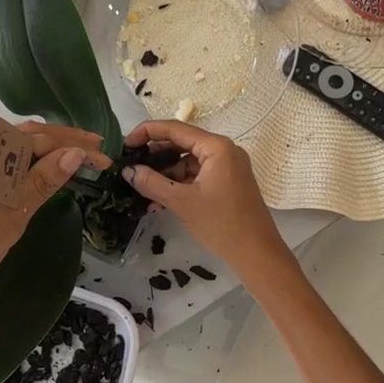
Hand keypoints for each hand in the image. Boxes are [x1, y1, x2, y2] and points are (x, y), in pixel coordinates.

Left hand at [0, 122, 109, 315]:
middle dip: (63, 140)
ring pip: (9, 142)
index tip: (104, 157)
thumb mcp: (4, 225)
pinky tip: (39, 168)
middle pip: (22, 133)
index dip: (73, 145)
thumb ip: (38, 186)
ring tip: (77, 156)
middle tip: (98, 151)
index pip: (35, 139)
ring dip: (45, 146)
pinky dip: (24, 158)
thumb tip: (73, 154)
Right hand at [121, 121, 292, 282]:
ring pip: (188, 161)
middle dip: (155, 154)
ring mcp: (227, 166)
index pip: (175, 129)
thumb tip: (128, 171)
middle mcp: (224, 150)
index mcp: (216, 147)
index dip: (148, 132)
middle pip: (182, 143)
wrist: (257, 253)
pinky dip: (179, 183)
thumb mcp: (183, 202)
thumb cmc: (222, 224)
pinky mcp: (227, 182)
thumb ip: (152, 183)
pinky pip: (197, 175)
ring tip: (140, 186)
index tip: (126, 144)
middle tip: (130, 165)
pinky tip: (159, 199)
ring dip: (165, 173)